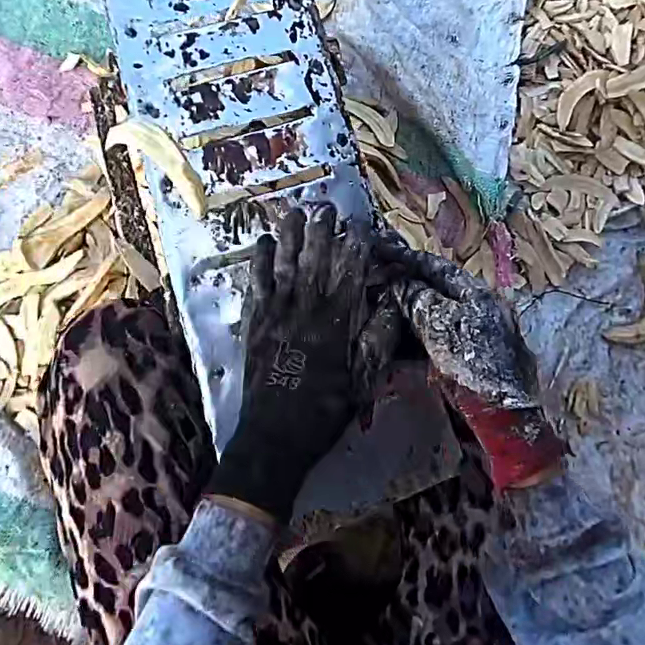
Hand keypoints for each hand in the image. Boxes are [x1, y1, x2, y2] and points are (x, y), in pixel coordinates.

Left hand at [207, 204, 383, 523]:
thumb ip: (376, 342)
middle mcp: (304, 310)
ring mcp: (274, 313)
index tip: (360, 224)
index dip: (355, 246)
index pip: (349, 274)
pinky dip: (259, 260)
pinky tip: (263, 242)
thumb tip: (390, 304)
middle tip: (326, 206)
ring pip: (283, 265)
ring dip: (289, 236)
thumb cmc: (323, 412)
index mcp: (335, 325)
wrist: (273, 437)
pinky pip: (256, 282)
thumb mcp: (362, 384)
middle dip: (321, 231)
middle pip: (314, 261)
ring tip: (294, 211)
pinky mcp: (253, 321)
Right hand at [377, 238, 538, 408]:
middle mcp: (475, 309)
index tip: (380, 249)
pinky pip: (429, 337)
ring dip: (403, 309)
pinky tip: (391, 335)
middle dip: (403, 283)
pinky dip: (409, 333)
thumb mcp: (442, 323)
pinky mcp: (461, 359)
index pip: (436, 267)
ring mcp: (469, 335)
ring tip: (376, 305)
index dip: (407, 258)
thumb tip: (398, 282)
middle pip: (433, 289)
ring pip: (428, 313)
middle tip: (374, 278)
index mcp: (475, 294)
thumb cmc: (474, 361)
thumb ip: (417, 298)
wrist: (500, 414)